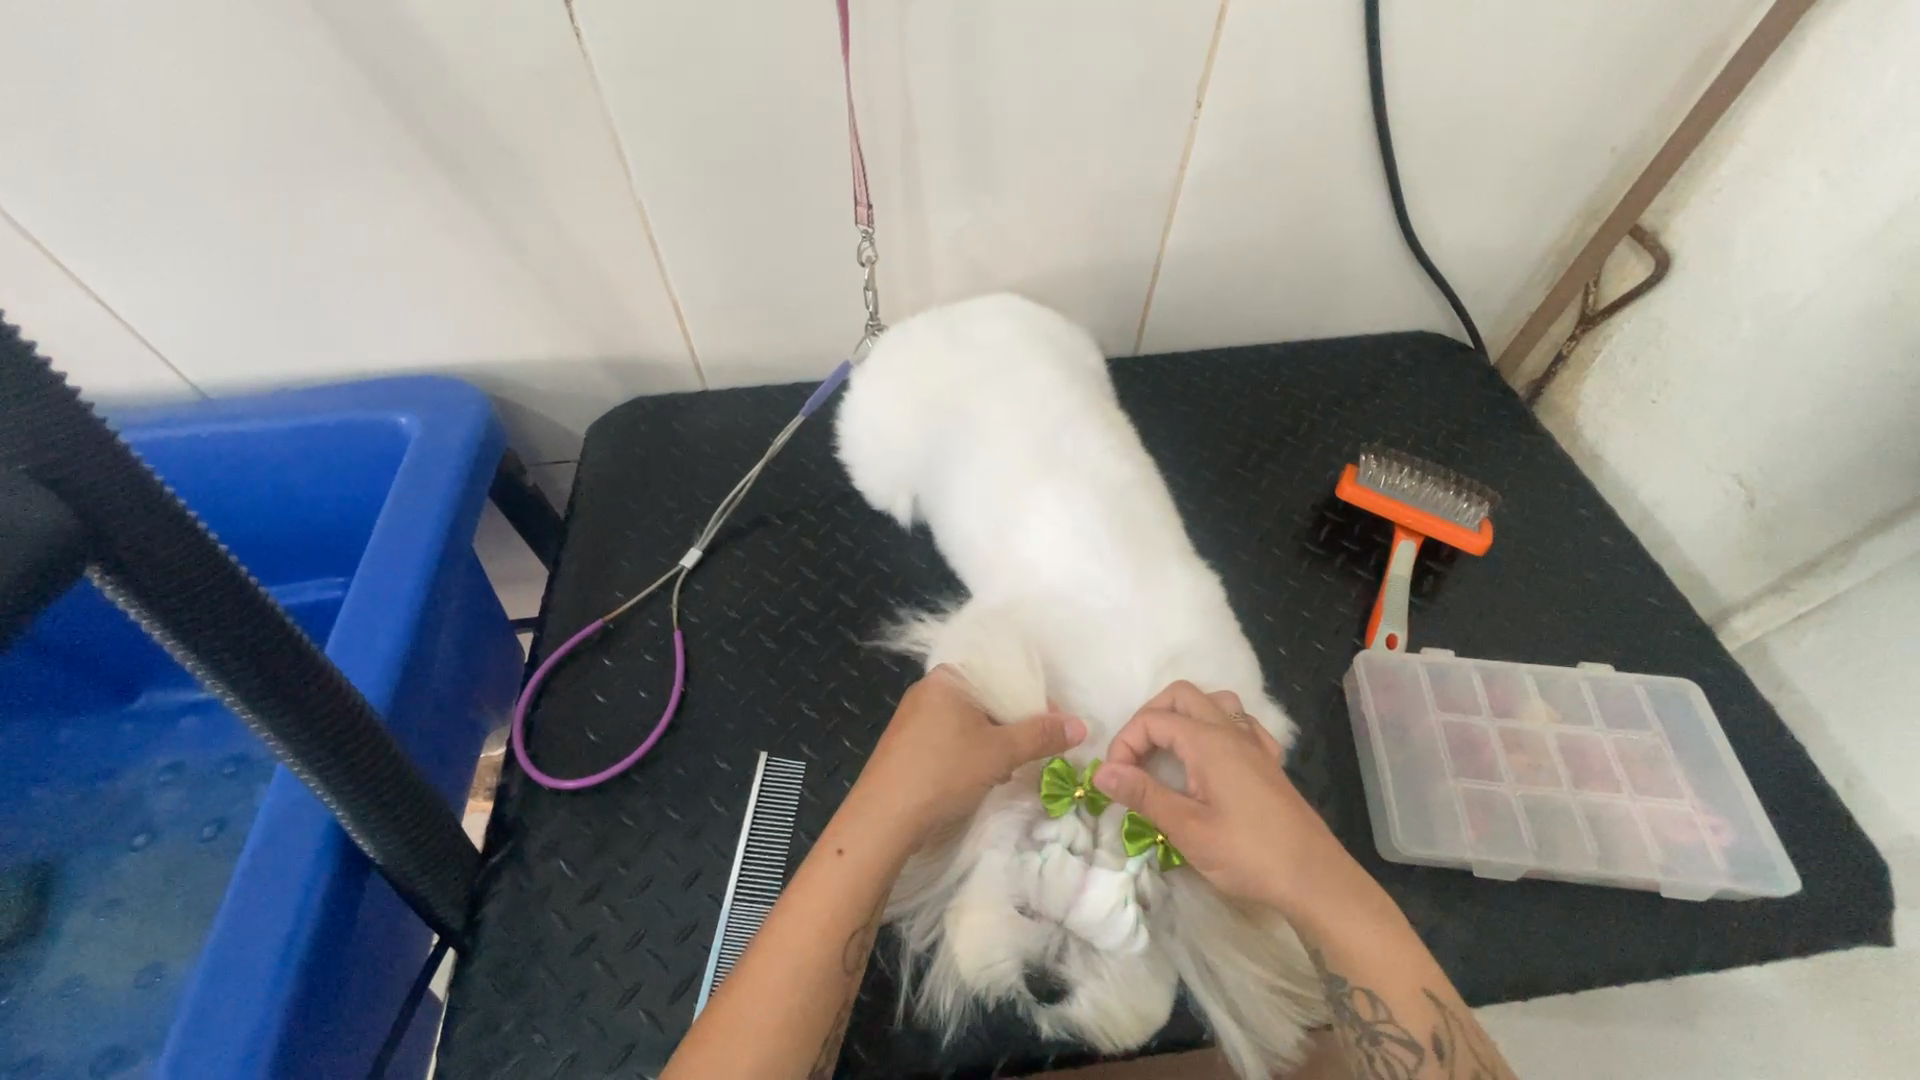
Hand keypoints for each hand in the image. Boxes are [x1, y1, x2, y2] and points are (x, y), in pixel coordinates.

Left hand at [854, 666, 1086, 844]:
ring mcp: (915, 718)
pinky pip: (952, 739)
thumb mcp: (999, 752)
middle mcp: (930, 690)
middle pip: (987, 699)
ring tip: (1011, 768)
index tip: (1055, 726)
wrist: (883, 818)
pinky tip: (983, 778)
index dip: (1034, 699)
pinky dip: (972, 754)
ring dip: (995, 744)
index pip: (1003, 675)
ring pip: (970, 722)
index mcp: (949, 677)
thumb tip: (1081, 725)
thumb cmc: (943, 771)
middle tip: (1036, 751)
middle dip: (1014, 725)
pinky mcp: (908, 745)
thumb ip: (1041, 736)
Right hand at [1094, 682, 1356, 915]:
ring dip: (1183, 716)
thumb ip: (1143, 794)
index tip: (1116, 780)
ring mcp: (1254, 745)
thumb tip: (1101, 772)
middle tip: (1135, 757)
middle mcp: (1231, 731)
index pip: (1152, 720)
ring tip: (1166, 751)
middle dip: (1149, 717)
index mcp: (1208, 742)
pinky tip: (1210, 758)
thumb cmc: (1249, 855)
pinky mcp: (1269, 763)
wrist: (1316, 880)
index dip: (1124, 743)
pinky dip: (1215, 729)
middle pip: (1181, 696)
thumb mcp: (1187, 829)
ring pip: (1214, 702)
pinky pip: (1240, 724)